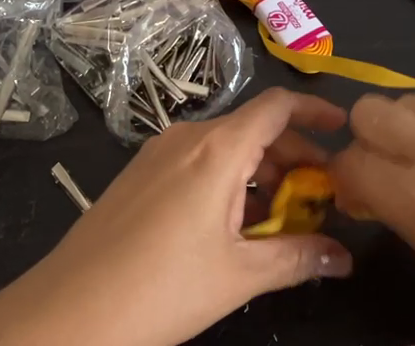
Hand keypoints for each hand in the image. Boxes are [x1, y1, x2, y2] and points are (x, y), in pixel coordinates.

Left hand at [0, 89, 352, 345]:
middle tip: (322, 195)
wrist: (70, 308)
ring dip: (261, 171)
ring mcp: (160, 151)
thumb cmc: (162, 288)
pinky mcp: (141, 172)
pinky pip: (198, 159)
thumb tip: (344, 258)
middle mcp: (190, 136)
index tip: (344, 128)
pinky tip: (234, 222)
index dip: (315, 109)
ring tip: (282, 216)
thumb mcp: (239, 276)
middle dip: (294, 155)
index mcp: (218, 148)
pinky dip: (229, 178)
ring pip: (226, 145)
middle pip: (254, 127)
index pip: (277, 105)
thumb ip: (296, 258)